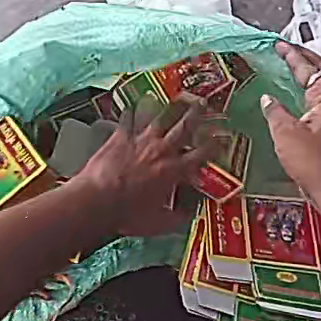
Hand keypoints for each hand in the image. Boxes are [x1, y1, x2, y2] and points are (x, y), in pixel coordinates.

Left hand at [73, 97, 207, 236]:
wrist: (97, 201)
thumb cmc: (129, 215)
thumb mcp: (160, 223)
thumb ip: (179, 216)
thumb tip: (190, 212)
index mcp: (175, 170)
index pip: (202, 153)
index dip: (216, 144)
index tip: (223, 136)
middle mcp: (162, 150)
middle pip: (184, 126)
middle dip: (197, 113)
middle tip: (204, 102)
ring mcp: (141, 139)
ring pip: (160, 117)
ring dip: (170, 107)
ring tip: (177, 98)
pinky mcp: (120, 136)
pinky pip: (129, 118)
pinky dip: (132, 111)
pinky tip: (133, 105)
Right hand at [260, 42, 320, 202]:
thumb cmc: (313, 162)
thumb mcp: (286, 134)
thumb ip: (275, 111)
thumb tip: (267, 98)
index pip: (307, 68)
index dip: (291, 56)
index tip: (278, 45)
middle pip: (318, 72)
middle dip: (301, 59)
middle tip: (283, 50)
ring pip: (318, 85)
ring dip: (303, 74)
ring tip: (287, 66)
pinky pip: (315, 99)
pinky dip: (303, 91)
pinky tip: (292, 94)